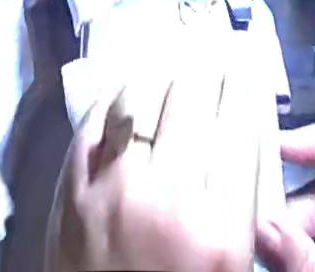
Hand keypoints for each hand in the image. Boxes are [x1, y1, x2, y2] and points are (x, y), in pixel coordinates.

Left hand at [53, 62, 264, 271]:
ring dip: (159, 78)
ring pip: (139, 101)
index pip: (239, 127)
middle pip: (191, 103)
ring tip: (169, 71)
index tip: (244, 70)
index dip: (243, 87)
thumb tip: (243, 128)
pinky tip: (126, 93)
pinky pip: (92, 126)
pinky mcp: (69, 198)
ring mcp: (111, 195)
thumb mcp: (230, 265)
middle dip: (205, 72)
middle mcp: (166, 202)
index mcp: (217, 230)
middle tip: (209, 62)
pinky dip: (111, 102)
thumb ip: (242, 201)